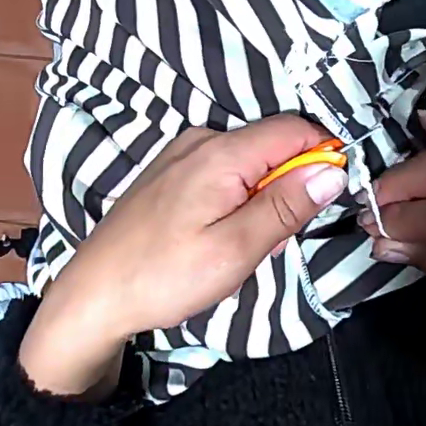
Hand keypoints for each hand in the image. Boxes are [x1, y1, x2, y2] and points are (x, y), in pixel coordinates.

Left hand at [19, 115, 348, 397]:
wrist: (92, 296)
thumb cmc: (165, 276)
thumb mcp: (236, 248)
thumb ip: (286, 204)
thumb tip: (333, 168)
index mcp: (221, 152)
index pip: (296, 129)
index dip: (322, 157)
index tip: (324, 200)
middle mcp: (202, 139)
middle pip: (273, 144)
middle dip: (289, 186)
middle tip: (271, 239)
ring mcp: (183, 152)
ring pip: (250, 161)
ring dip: (262, 197)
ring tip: (240, 244)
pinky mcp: (171, 170)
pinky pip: (224, 170)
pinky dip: (237, 197)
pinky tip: (217, 234)